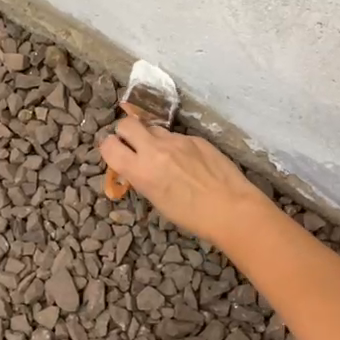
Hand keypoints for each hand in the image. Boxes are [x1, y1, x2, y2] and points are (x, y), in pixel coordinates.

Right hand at [98, 107, 266, 242]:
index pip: (108, 145)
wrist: (230, 207)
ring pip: (154, 128)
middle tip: (134, 145)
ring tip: (164, 156)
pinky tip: (189, 161)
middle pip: (127, 124)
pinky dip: (177, 145)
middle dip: (126, 132)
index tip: (115, 154)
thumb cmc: (191, 215)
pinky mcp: (195, 138)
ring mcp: (177, 140)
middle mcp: (155, 149)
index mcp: (141, 170)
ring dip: (152, 138)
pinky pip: (177, 136)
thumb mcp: (157, 201)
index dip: (109, 148)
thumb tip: (137, 167)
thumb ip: (142, 178)